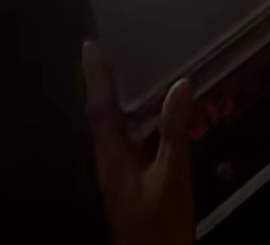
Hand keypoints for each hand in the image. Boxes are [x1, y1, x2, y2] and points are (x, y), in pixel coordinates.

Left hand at [83, 42, 194, 244]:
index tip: (89, 45)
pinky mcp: (131, 181)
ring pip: (114, 127)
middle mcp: (110, 162)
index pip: (100, 109)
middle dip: (102, 82)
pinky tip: (151, 110)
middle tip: (106, 49)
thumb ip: (174, 130)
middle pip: (101, 115)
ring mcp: (119, 174)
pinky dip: (134, 116)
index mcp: (113, 158)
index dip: (96, 76)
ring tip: (127, 70)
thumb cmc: (160, 223)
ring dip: (117, 98)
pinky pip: (128, 137)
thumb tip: (180, 83)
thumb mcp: (172, 175)